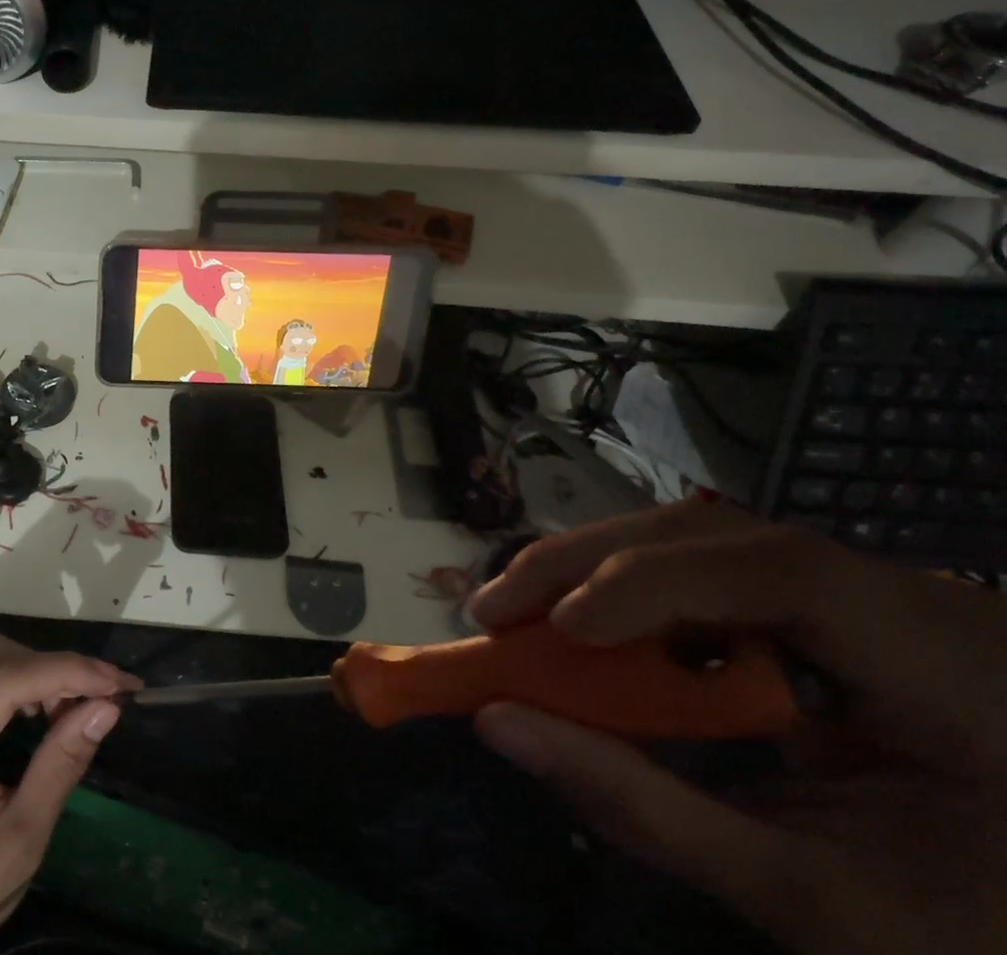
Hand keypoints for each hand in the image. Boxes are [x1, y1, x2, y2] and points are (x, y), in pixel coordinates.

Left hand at [0, 635, 140, 952]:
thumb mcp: (22, 839)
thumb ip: (60, 766)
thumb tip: (106, 708)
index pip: (2, 683)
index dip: (64, 671)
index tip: (118, 684)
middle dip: (55, 667)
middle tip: (104, 697)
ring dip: (36, 670)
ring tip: (78, 704)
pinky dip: (16, 681)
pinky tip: (43, 709)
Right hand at [468, 500, 1006, 954]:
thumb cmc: (956, 928)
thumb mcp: (802, 894)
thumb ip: (644, 809)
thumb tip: (496, 725)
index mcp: (955, 672)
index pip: (789, 575)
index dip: (656, 583)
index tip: (559, 631)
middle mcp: (916, 605)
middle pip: (722, 534)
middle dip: (593, 563)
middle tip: (494, 612)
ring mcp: (869, 601)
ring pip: (703, 540)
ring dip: (595, 569)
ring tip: (515, 614)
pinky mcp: (829, 617)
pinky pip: (709, 577)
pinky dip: (628, 598)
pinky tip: (582, 633)